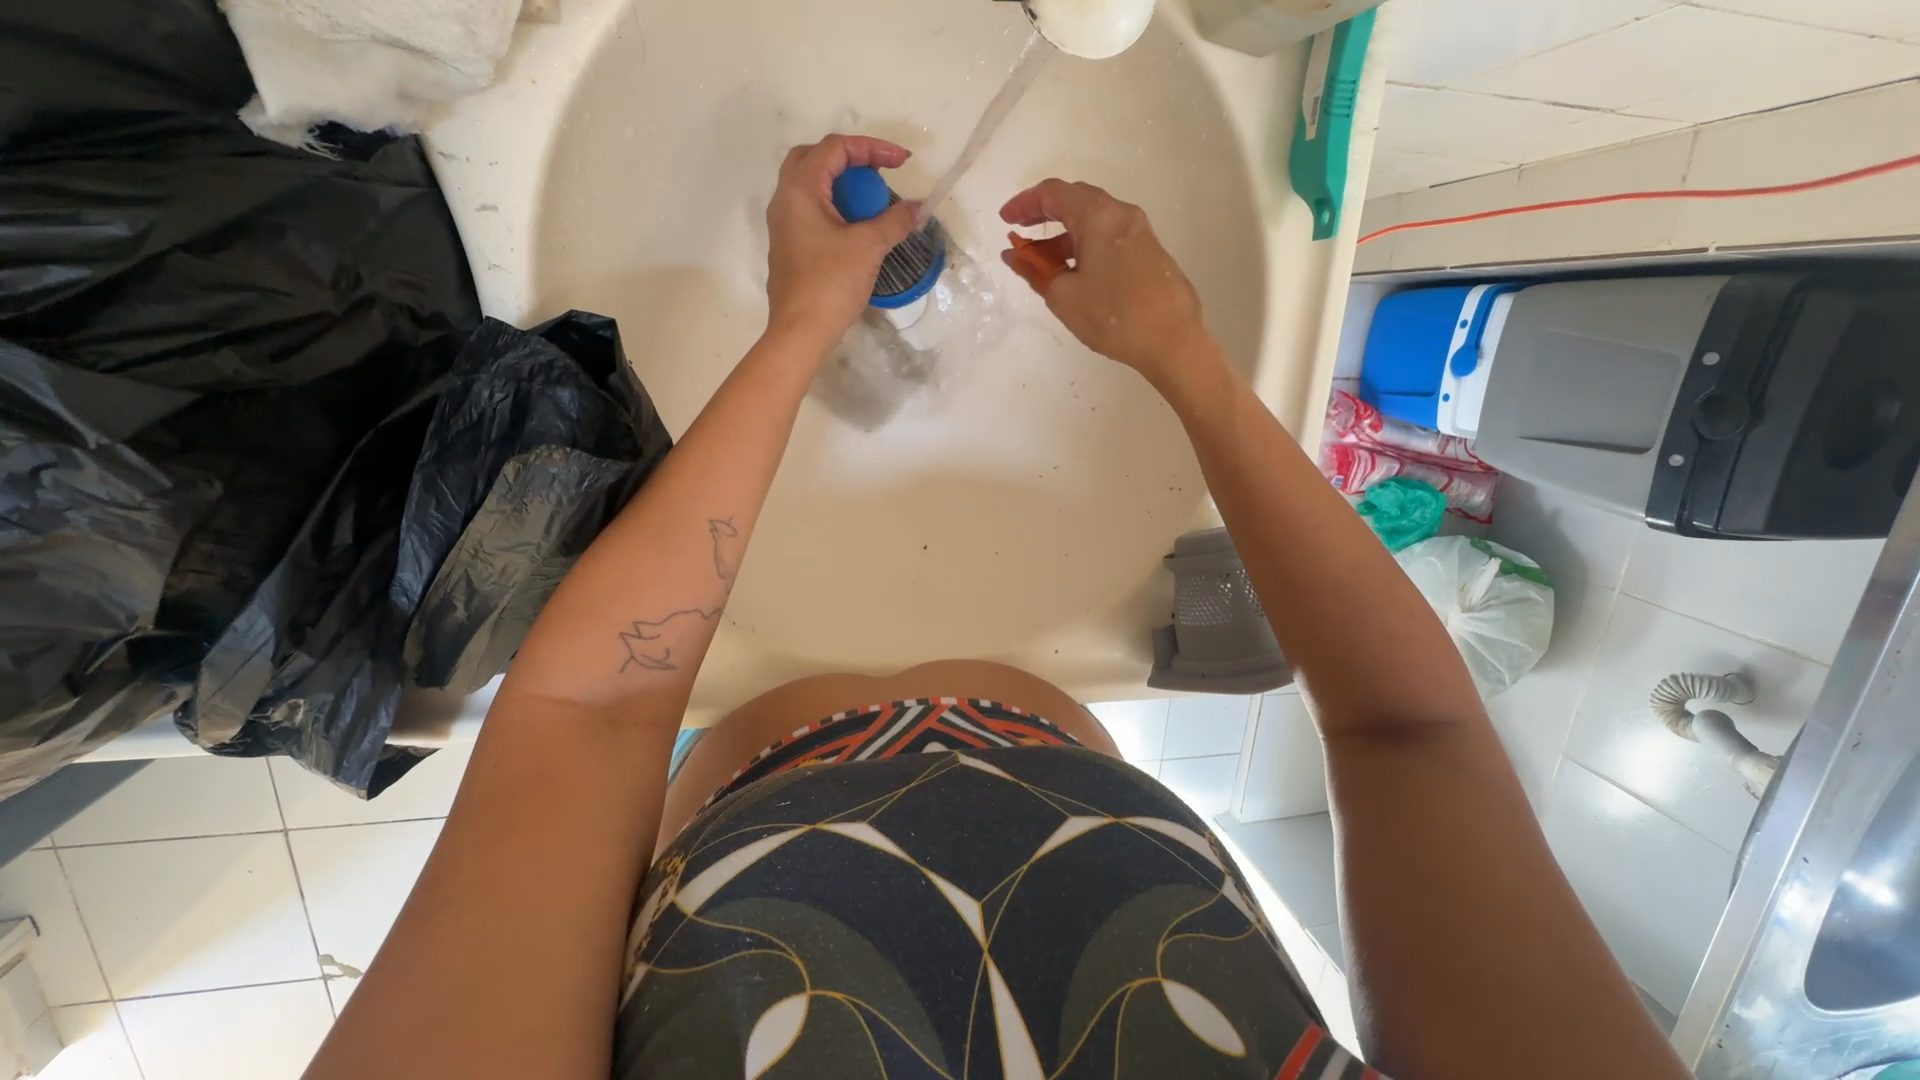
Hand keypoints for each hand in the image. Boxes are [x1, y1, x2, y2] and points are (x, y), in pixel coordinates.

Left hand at [765, 135, 921, 351]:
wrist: (800, 332)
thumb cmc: (830, 285)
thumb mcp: (868, 248)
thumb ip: (894, 221)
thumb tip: (918, 208)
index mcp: (800, 190)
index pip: (835, 148)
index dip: (872, 148)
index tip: (902, 163)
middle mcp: (785, 200)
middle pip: (815, 159)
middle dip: (850, 160)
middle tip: (878, 174)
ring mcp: (784, 224)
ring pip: (811, 186)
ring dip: (842, 185)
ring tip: (871, 201)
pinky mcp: (790, 246)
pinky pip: (811, 211)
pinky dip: (835, 207)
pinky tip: (856, 228)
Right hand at [1000, 180, 1210, 383]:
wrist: (1172, 340)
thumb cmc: (1112, 316)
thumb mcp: (1063, 296)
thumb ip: (1035, 270)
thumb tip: (1014, 255)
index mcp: (1098, 216)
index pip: (1054, 193)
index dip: (1025, 203)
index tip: (1006, 221)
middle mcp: (1121, 213)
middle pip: (1076, 200)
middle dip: (1044, 215)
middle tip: (1022, 236)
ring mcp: (1140, 231)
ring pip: (1094, 221)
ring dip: (1065, 235)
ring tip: (1044, 263)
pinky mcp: (1151, 252)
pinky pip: (1110, 236)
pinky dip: (1086, 245)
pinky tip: (1076, 273)